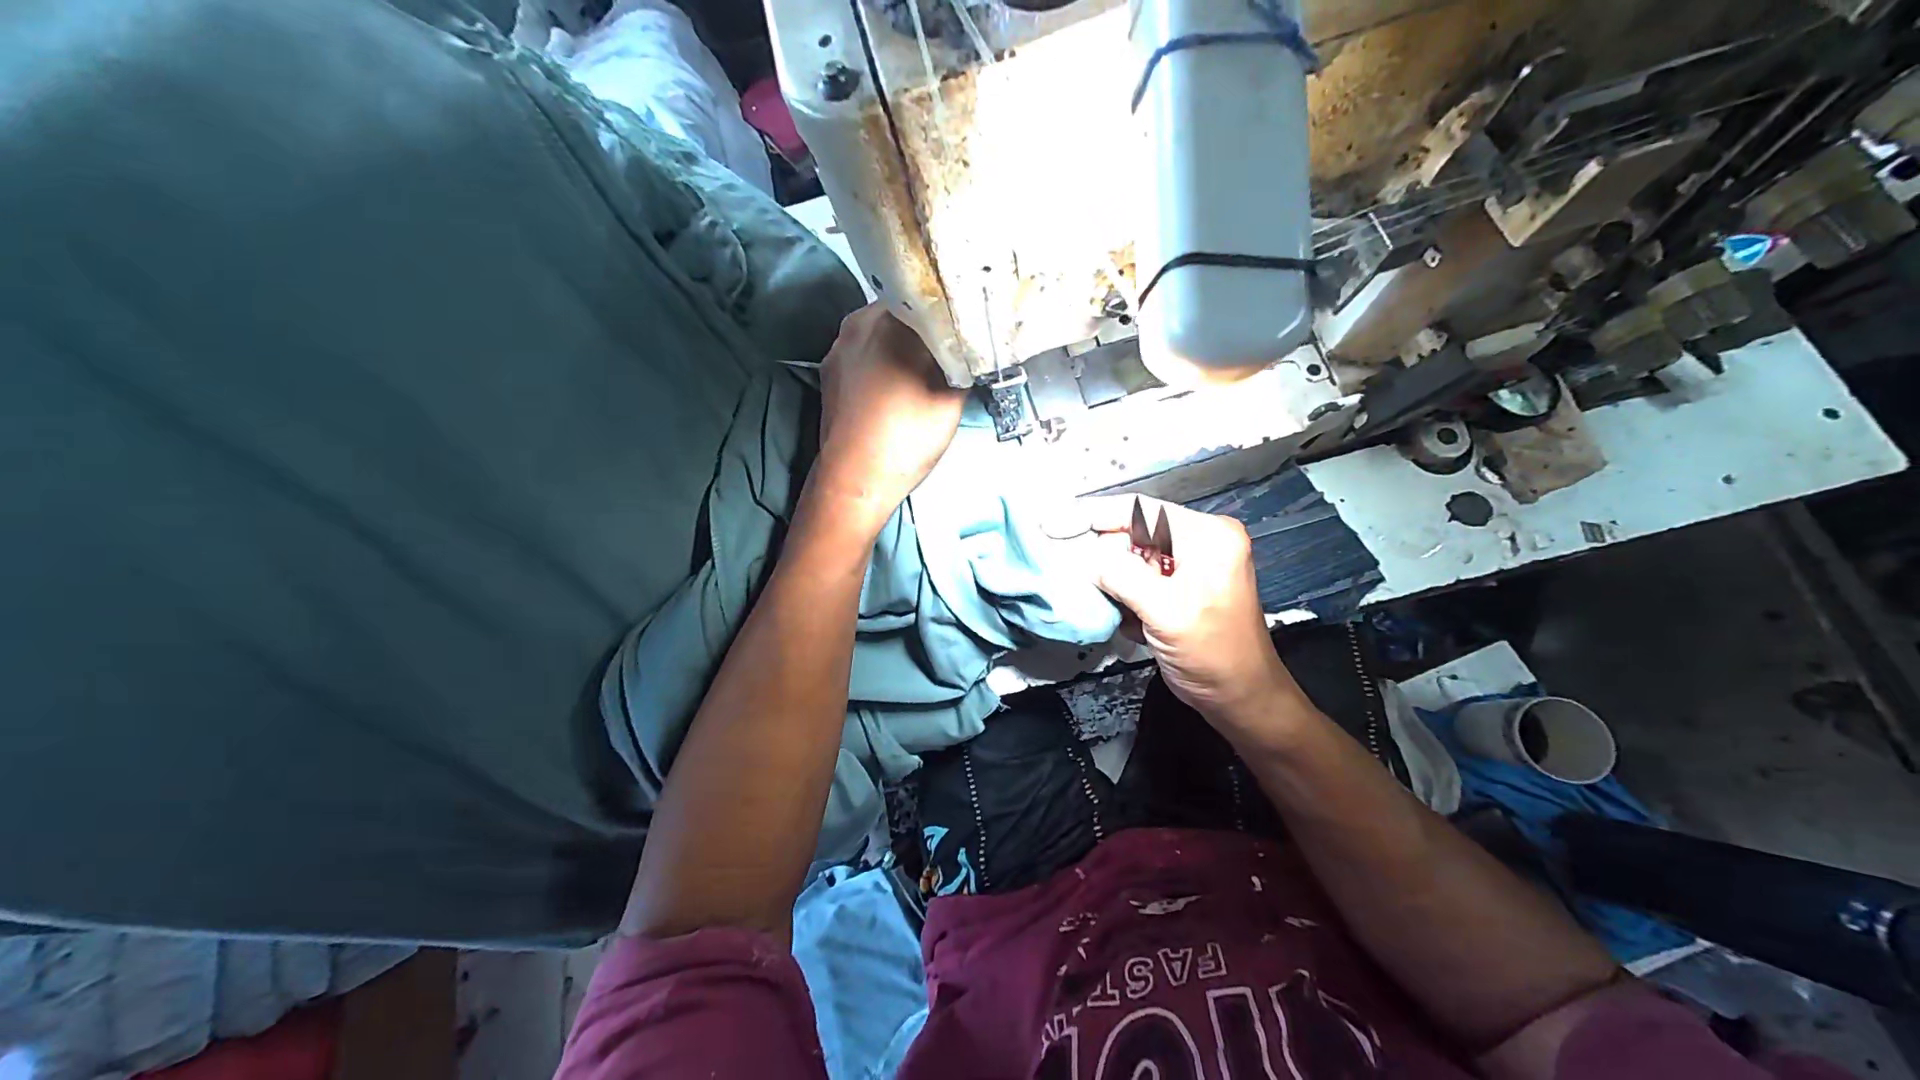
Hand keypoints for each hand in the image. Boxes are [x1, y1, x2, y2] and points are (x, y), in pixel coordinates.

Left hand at [810, 304, 965, 530]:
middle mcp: (859, 321)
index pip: (930, 295)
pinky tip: (895, 383)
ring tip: (924, 367)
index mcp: (891, 319)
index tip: (968, 324)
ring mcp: (839, 346)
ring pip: (880, 330)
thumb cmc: (906, 437)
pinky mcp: (829, 370)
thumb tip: (967, 345)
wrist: (853, 479)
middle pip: (903, 310)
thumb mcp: (950, 398)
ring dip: (902, 342)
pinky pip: (863, 351)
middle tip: (950, 347)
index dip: (952, 309)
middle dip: (927, 326)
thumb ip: (960, 361)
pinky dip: (881, 358)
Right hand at [1073, 496, 1315, 747]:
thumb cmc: (1213, 654)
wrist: (1241, 697)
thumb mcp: (1163, 611)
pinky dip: (1129, 596)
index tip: (1056, 526)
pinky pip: (1142, 577)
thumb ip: (1120, 576)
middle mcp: (1202, 541)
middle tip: (1084, 580)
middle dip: (1107, 558)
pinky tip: (1135, 622)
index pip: (1141, 511)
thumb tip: (1086, 556)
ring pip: (1134, 558)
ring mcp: (1193, 563)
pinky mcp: (1183, 585)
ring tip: (1120, 610)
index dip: (1095, 516)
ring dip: (1117, 583)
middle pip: (1135, 533)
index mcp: (1208, 536)